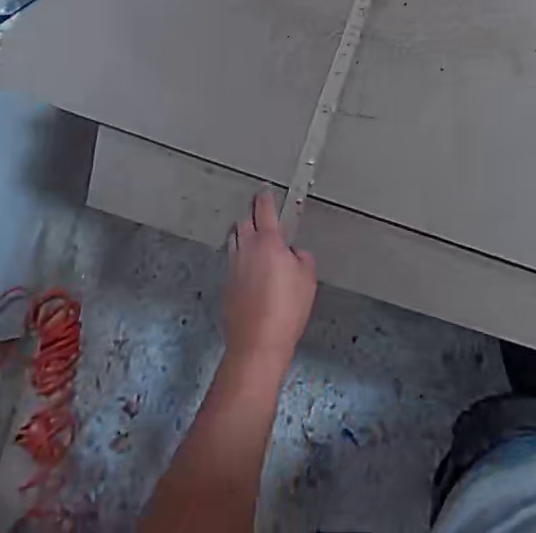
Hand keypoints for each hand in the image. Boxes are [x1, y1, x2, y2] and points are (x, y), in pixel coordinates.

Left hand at [222, 191, 316, 363]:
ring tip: (253, 234)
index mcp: (269, 242)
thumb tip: (293, 254)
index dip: (265, 197)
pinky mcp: (227, 286)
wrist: (258, 343)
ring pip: (233, 239)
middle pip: (244, 221)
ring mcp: (233, 268)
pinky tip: (250, 266)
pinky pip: (232, 261)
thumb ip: (301, 257)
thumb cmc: (286, 310)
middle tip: (260, 210)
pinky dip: (240, 256)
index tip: (265, 191)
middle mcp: (246, 251)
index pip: (264, 210)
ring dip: (242, 232)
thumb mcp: (308, 276)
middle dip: (252, 213)